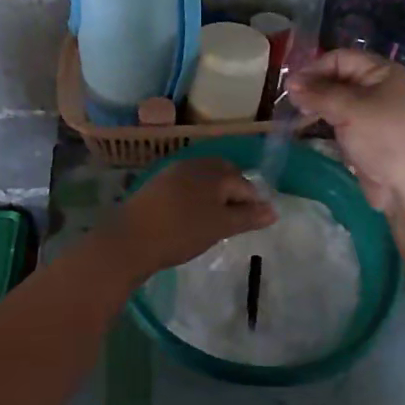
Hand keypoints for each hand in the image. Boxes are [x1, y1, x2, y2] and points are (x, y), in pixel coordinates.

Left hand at [95, 158, 276, 274]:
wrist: (130, 240)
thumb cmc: (182, 232)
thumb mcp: (220, 227)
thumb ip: (248, 217)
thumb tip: (273, 211)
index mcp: (214, 171)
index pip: (244, 183)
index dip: (252, 203)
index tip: (251, 224)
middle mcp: (194, 164)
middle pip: (223, 174)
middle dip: (233, 193)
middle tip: (234, 219)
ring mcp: (172, 172)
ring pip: (203, 179)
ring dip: (213, 195)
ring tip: (214, 220)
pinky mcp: (156, 185)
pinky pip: (185, 186)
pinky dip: (195, 197)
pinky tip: (190, 217)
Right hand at [287, 49, 404, 210]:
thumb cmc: (386, 139)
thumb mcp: (351, 110)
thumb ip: (319, 94)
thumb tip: (290, 83)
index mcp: (384, 73)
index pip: (342, 59)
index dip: (315, 68)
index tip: (290, 86)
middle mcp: (380, 89)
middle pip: (339, 79)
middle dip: (314, 87)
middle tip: (290, 102)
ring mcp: (374, 114)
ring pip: (338, 102)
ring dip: (317, 106)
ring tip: (296, 116)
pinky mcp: (367, 137)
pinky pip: (341, 122)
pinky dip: (324, 122)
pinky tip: (308, 129)